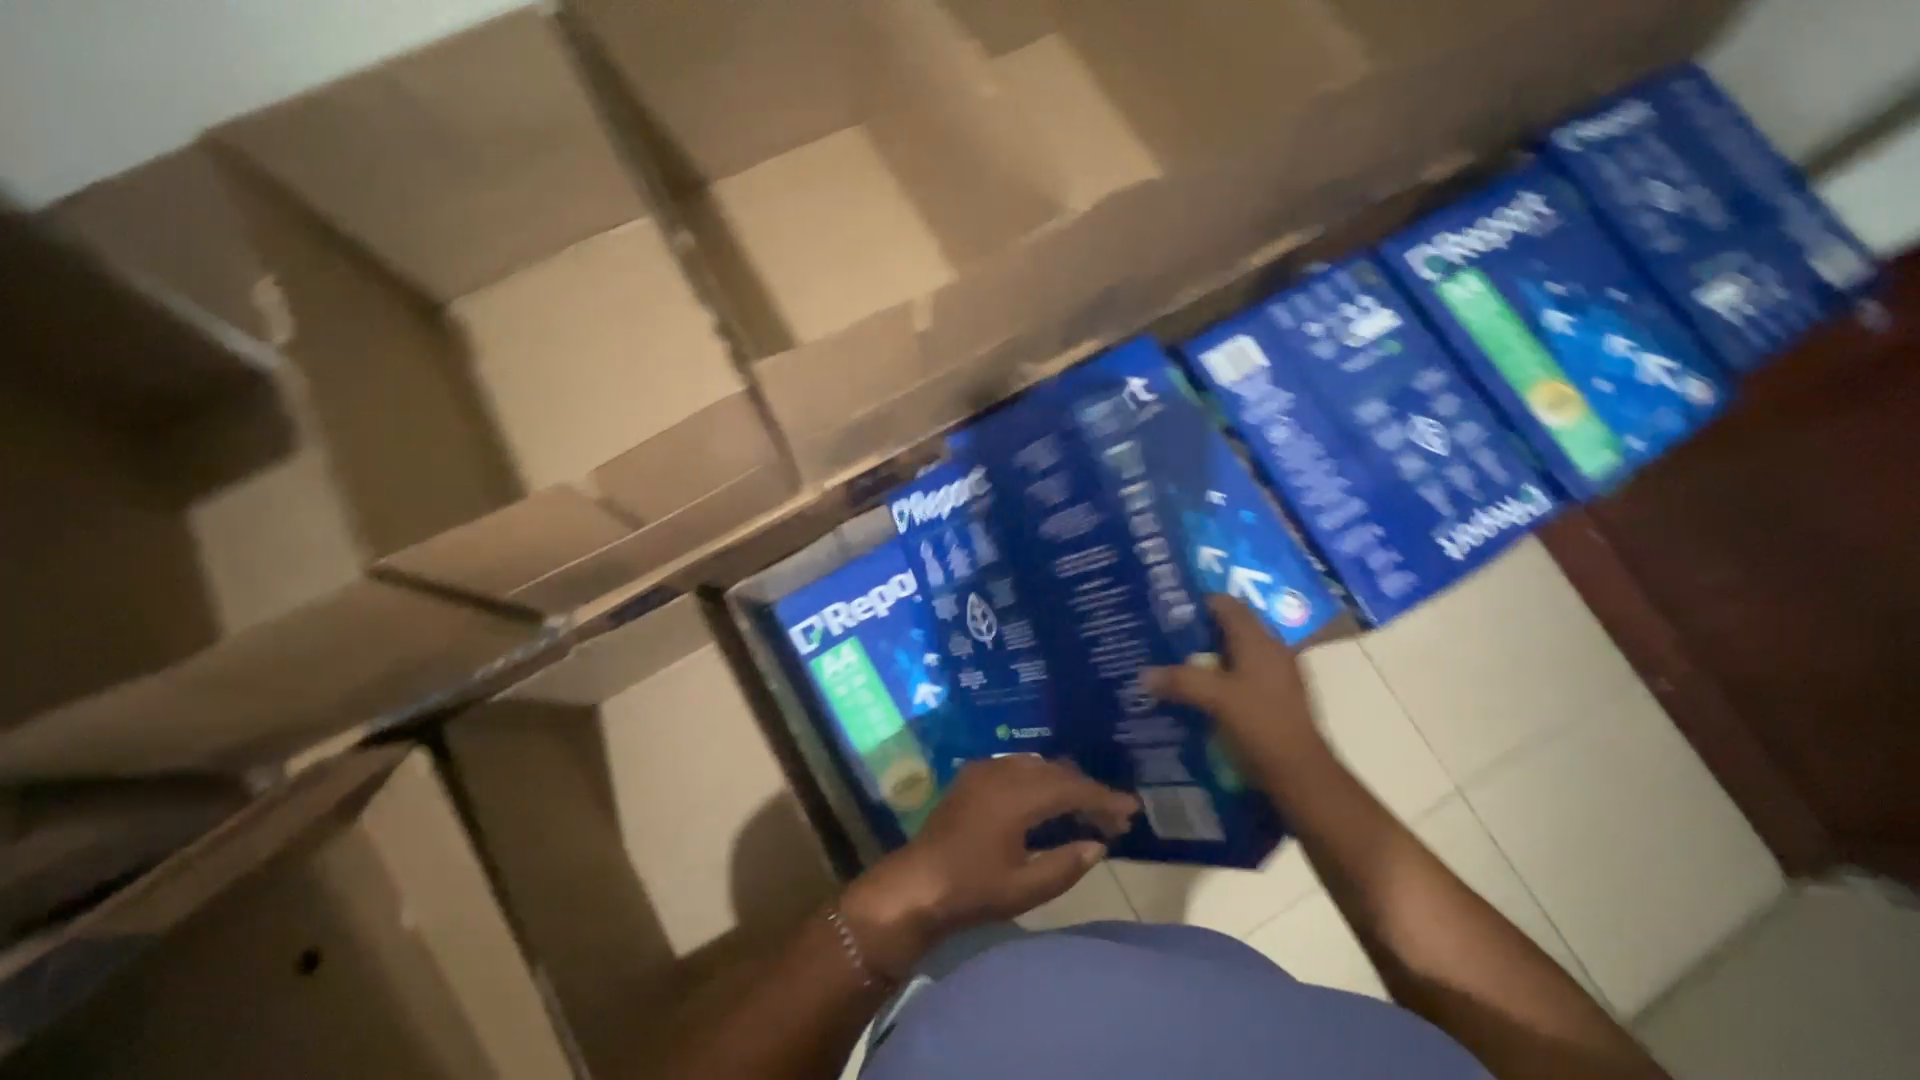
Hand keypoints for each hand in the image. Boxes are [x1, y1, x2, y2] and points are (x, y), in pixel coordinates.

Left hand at [839, 756, 1137, 978]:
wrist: (913, 885)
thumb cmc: (970, 891)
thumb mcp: (1025, 888)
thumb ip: (1066, 864)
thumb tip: (1098, 845)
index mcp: (1016, 796)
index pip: (1073, 788)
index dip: (1105, 798)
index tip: (1132, 810)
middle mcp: (1001, 772)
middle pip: (1057, 772)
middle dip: (1088, 792)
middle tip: (1114, 820)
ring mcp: (983, 770)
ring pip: (1037, 766)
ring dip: (1064, 784)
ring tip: (1087, 814)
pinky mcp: (971, 777)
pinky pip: (1017, 768)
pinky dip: (1040, 781)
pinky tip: (1050, 804)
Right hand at [1142, 596, 1329, 773]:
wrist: (1300, 772)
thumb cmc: (1260, 725)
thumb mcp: (1215, 699)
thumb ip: (1180, 680)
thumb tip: (1144, 674)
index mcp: (1260, 641)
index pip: (1229, 604)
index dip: (1200, 602)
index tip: (1170, 611)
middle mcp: (1273, 650)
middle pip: (1234, 628)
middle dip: (1202, 631)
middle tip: (1168, 639)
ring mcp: (1280, 674)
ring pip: (1240, 653)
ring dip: (1213, 656)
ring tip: (1181, 666)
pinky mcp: (1280, 697)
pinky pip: (1246, 675)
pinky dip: (1225, 677)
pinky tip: (1206, 693)